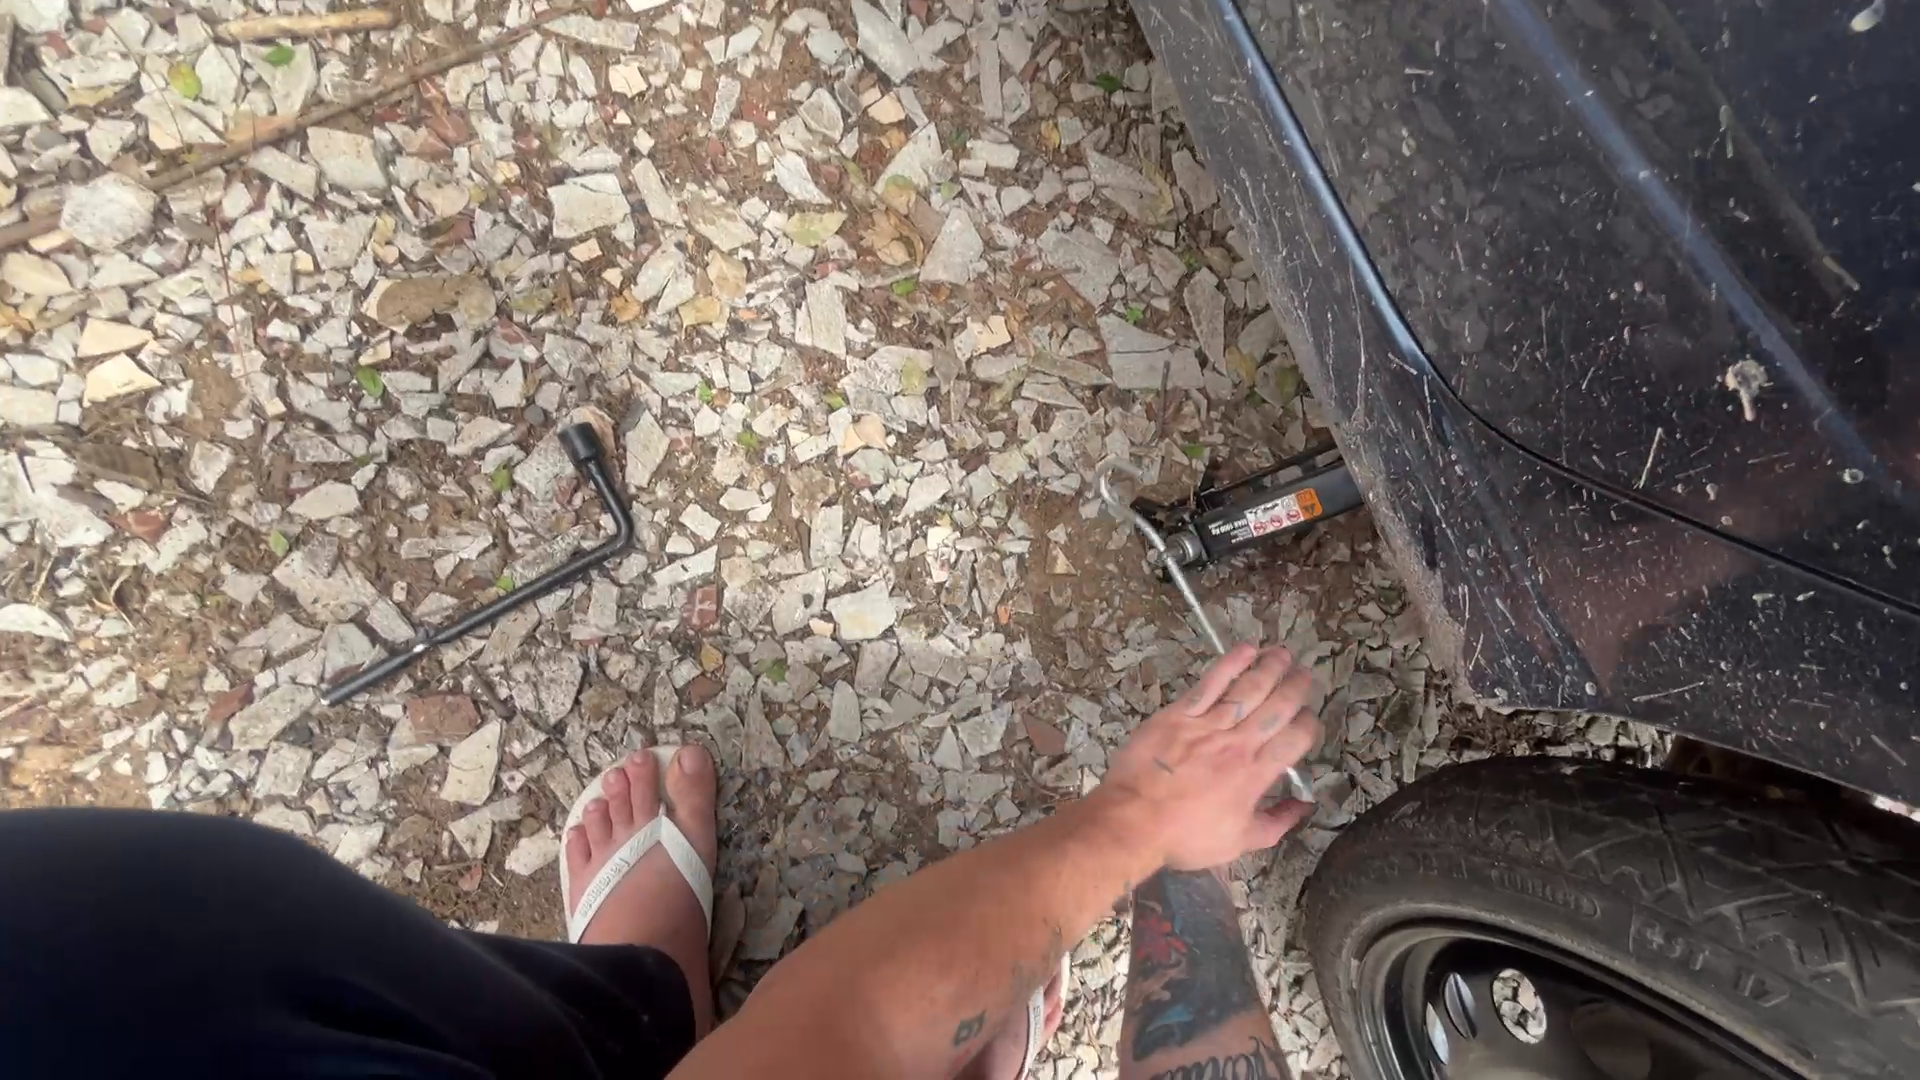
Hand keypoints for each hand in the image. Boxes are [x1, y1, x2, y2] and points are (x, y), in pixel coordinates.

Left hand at [1094, 644, 1322, 871]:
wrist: (1134, 819)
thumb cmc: (1185, 835)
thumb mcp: (1240, 842)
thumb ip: (1277, 823)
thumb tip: (1304, 808)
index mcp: (1255, 774)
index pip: (1295, 740)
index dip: (1309, 724)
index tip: (1310, 717)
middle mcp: (1236, 744)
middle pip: (1275, 708)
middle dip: (1296, 688)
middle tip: (1306, 673)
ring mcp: (1206, 725)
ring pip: (1246, 690)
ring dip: (1268, 669)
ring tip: (1282, 653)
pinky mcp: (1178, 714)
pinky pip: (1208, 684)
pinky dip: (1229, 664)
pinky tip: (1245, 650)